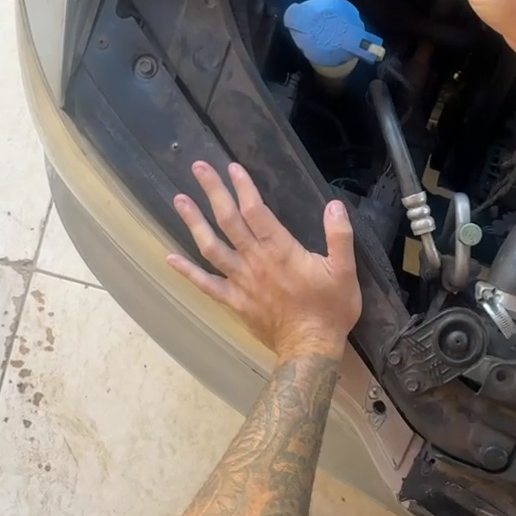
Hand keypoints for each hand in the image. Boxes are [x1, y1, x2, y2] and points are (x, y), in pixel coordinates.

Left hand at [167, 161, 360, 359]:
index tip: (232, 167)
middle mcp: (255, 261)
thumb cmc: (330, 309)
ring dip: (194, 223)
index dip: (244, 187)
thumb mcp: (345, 271)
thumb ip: (339, 236)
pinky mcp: (234, 301)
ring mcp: (240, 281)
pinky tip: (170, 258)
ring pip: (211, 247)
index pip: (256, 211)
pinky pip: (206, 284)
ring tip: (179, 200)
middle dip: (213, 192)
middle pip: (229, 221)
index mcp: (281, 250)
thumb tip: (334, 205)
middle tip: (198, 167)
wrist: (310, 349)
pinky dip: (187, 271)